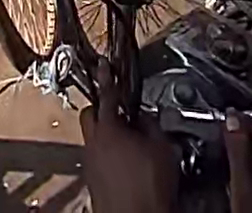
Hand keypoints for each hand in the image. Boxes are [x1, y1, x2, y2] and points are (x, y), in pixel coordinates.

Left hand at [80, 61, 177, 212]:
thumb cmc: (150, 186)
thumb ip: (150, 124)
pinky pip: (97, 158)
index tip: (103, 64)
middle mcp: (93, 145)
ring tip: (127, 139)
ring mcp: (90, 166)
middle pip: (90, 114)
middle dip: (101, 107)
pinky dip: (108, 154)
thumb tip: (142, 117)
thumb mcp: (161, 147)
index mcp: (108, 129)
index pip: (106, 94)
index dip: (106, 76)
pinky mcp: (93, 184)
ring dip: (105, 133)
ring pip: (92, 138)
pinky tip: (126, 163)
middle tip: (118, 107)